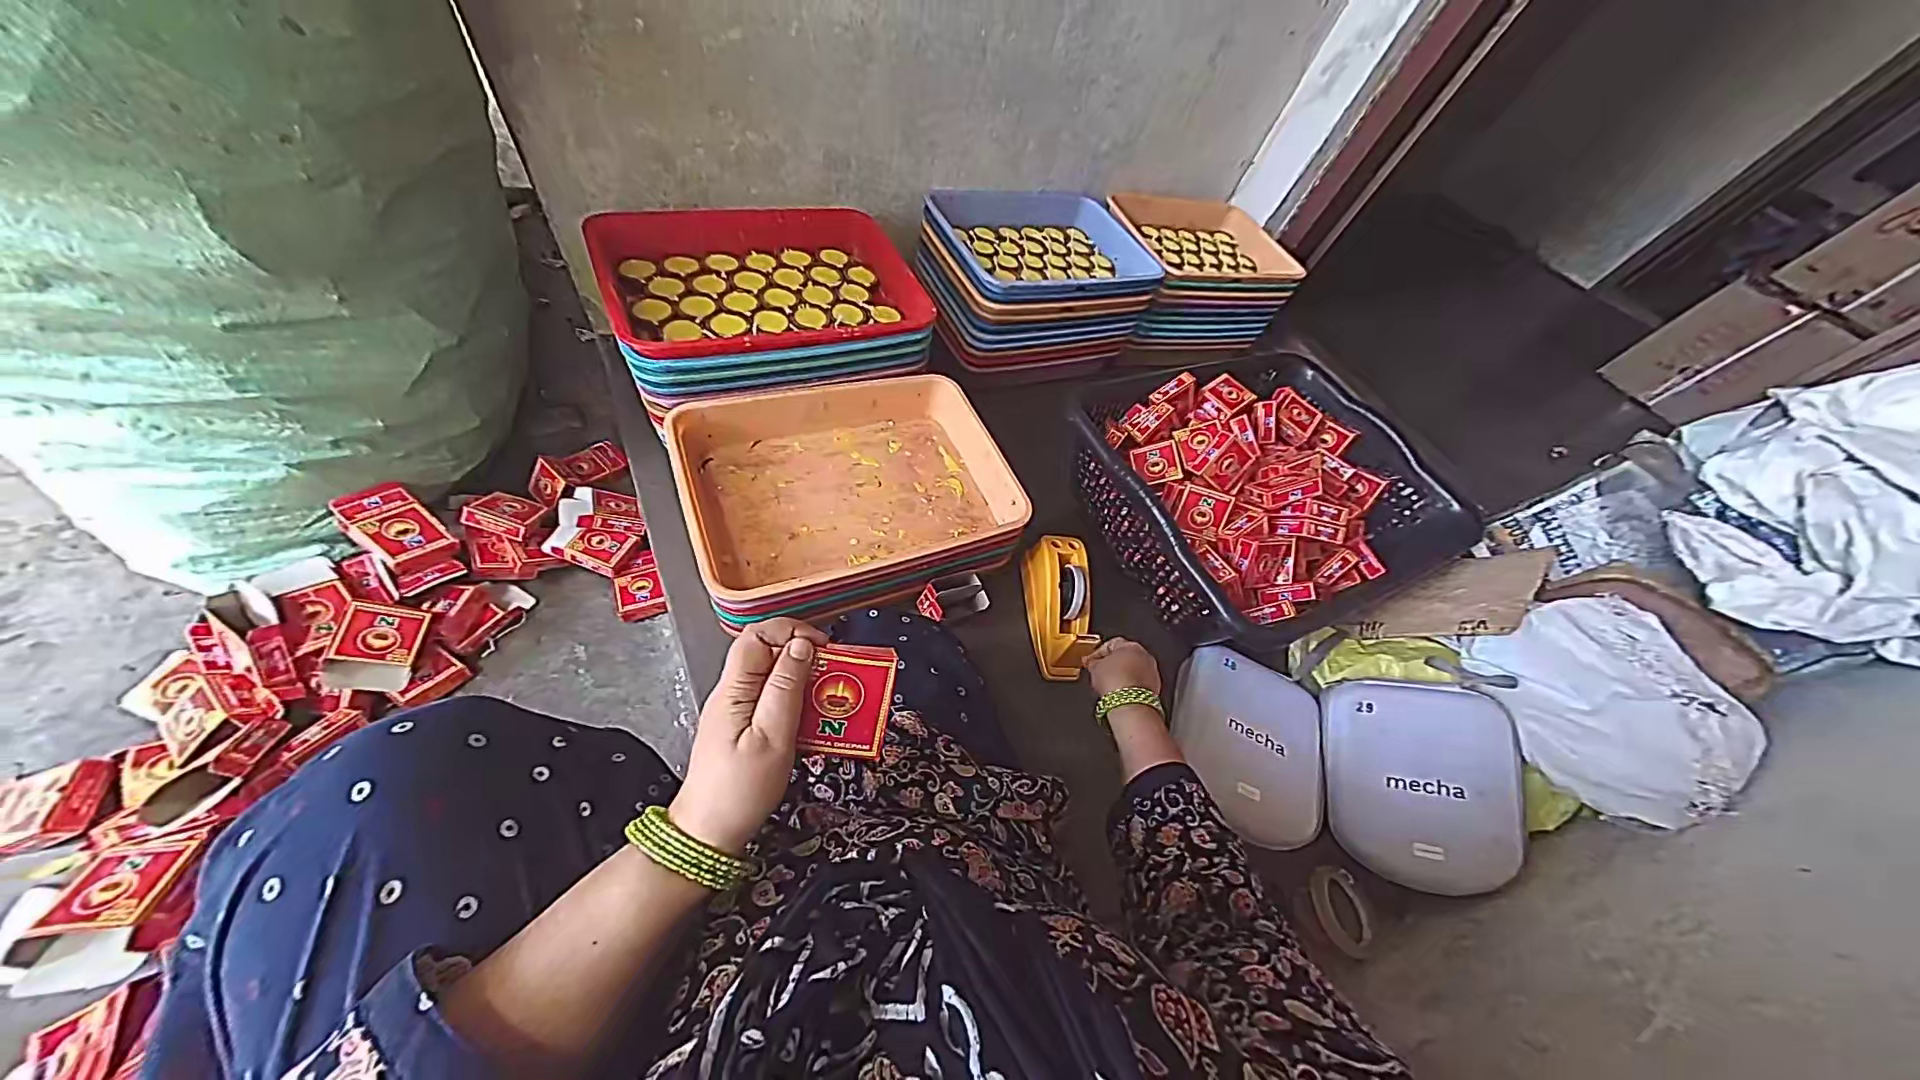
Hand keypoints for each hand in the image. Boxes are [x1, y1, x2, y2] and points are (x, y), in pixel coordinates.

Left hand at [669, 617, 828, 853]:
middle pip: (769, 652)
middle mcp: (732, 693)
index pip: (759, 634)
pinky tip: (812, 721)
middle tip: (832, 675)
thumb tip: (801, 646)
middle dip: (805, 657)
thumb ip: (786, 687)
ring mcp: (736, 709)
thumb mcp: (773, 737)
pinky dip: (797, 703)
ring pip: (774, 676)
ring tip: (827, 700)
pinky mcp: (744, 725)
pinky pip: (773, 699)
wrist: (709, 833)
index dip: (792, 631)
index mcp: (734, 690)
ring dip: (804, 682)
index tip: (823, 647)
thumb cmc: (738, 791)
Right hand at [1081, 637, 1161, 697]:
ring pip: (1133, 668)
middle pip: (1124, 655)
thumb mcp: (1095, 668)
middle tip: (1099, 672)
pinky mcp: (1154, 685)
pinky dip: (1130, 684)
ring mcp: (1151, 670)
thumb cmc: (1116, 682)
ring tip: (1108, 684)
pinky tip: (1119, 691)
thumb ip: (1093, 661)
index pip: (1110, 643)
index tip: (1090, 661)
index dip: (1097, 653)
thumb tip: (1092, 662)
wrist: (1129, 703)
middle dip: (1111, 663)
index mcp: (1130, 645)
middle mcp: (1144, 655)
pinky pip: (1139, 681)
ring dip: (1121, 674)